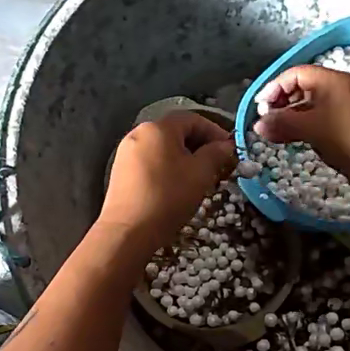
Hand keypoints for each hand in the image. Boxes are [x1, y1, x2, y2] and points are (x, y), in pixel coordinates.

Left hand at [99, 112, 235, 250]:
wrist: (128, 231)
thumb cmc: (168, 197)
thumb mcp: (200, 174)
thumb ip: (215, 154)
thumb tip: (225, 145)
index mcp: (158, 128)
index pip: (192, 119)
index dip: (214, 131)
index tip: (229, 150)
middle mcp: (138, 133)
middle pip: (175, 132)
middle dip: (199, 146)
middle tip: (216, 165)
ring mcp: (126, 153)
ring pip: (162, 148)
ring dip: (183, 158)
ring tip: (197, 178)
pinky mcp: (120, 172)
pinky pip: (149, 162)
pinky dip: (166, 168)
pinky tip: (174, 186)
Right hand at [253, 65, 349, 181]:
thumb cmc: (345, 138)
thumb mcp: (310, 128)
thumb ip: (281, 124)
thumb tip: (258, 125)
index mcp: (331, 80)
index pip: (295, 74)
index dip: (274, 88)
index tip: (260, 107)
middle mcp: (338, 87)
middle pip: (301, 87)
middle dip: (280, 103)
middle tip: (266, 120)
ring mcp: (343, 104)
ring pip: (309, 104)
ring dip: (289, 116)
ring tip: (274, 132)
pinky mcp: (346, 120)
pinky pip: (318, 116)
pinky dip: (302, 124)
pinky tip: (290, 137)